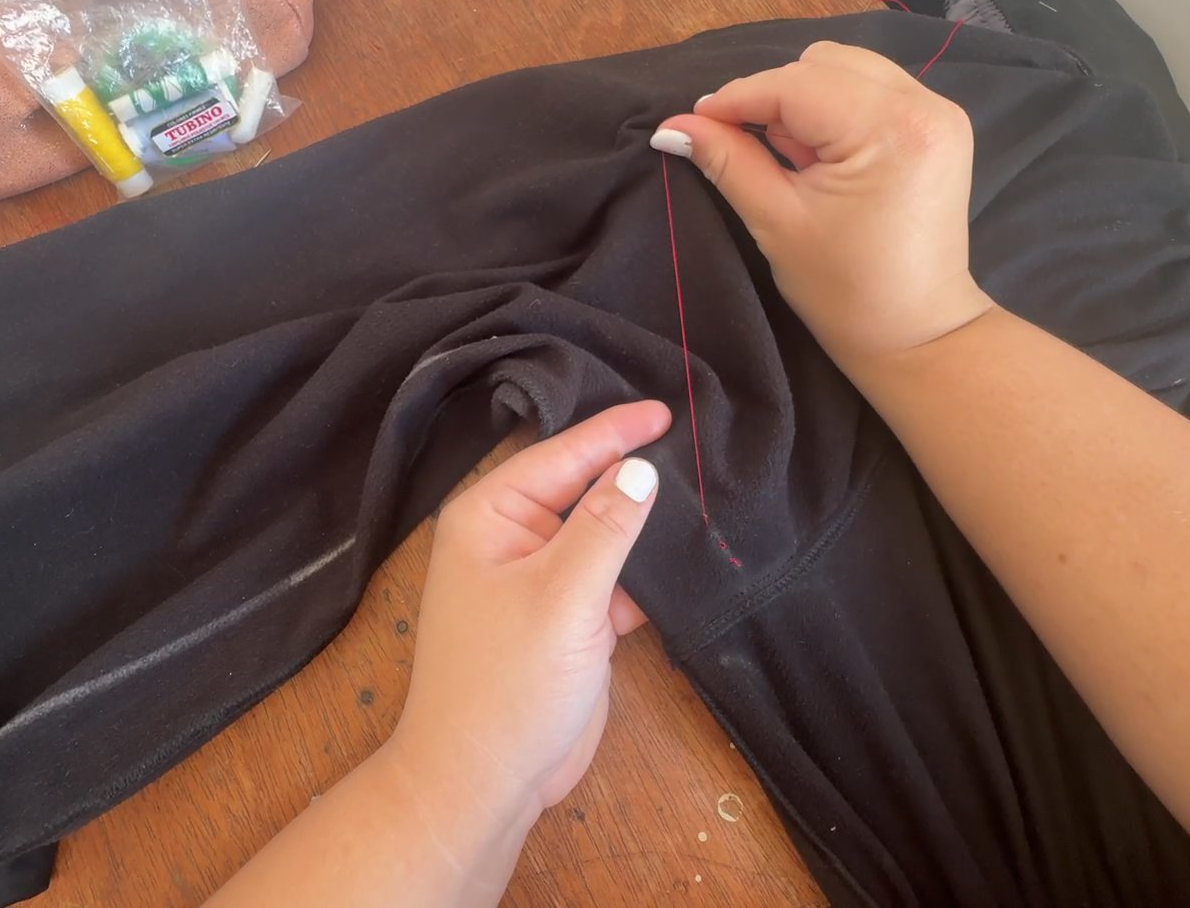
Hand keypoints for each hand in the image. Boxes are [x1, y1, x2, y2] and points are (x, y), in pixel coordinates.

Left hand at [387, 401, 670, 815]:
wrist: (488, 780)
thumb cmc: (507, 679)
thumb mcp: (561, 595)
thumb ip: (604, 528)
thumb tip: (641, 468)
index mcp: (491, 516)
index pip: (559, 457)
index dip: (613, 433)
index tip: (664, 409)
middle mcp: (514, 537)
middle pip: (581, 490)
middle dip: (629, 471)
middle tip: (690, 440)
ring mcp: (543, 578)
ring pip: (601, 533)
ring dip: (642, 520)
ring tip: (701, 486)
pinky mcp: (570, 615)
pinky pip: (612, 575)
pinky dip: (645, 568)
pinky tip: (687, 550)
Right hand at [651, 41, 993, 366]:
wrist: (913, 330)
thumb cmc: (841, 288)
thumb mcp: (775, 221)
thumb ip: (726, 162)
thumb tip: (671, 128)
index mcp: (890, 131)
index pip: (797, 85)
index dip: (737, 98)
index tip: (693, 121)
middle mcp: (924, 106)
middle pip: (824, 63)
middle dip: (770, 95)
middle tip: (739, 142)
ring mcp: (937, 112)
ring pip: (846, 70)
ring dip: (800, 99)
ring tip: (783, 155)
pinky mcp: (935, 126)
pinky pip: (869, 91)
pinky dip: (829, 110)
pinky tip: (815, 153)